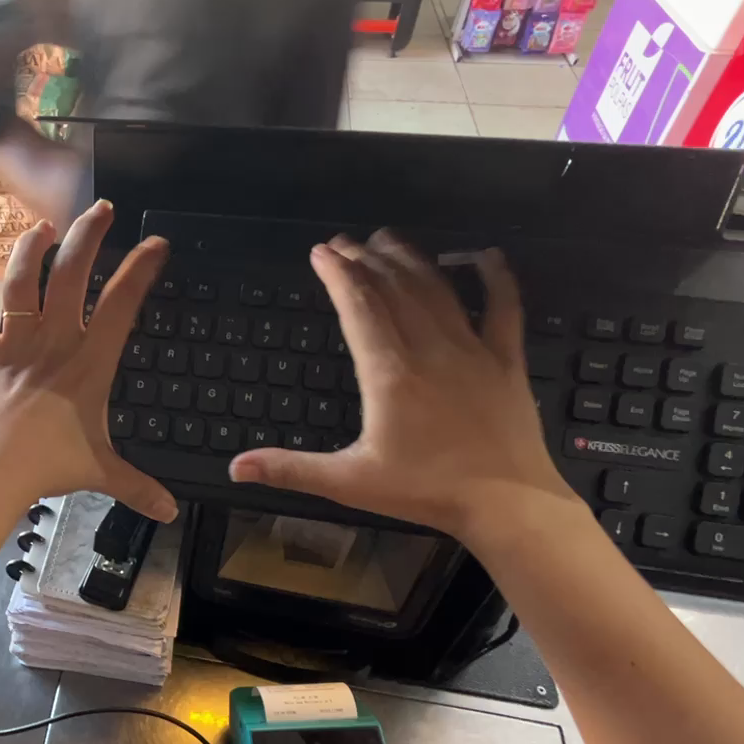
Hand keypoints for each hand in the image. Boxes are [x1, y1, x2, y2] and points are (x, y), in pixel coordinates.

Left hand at [0, 200, 177, 522]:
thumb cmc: (47, 466)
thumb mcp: (101, 471)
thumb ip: (138, 485)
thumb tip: (171, 510)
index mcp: (88, 362)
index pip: (121, 304)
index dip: (140, 269)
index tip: (155, 244)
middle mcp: (52, 341)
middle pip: (72, 274)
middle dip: (88, 235)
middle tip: (100, 210)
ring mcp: (13, 343)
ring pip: (22, 281)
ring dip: (31, 248)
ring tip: (43, 227)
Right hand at [229, 232, 576, 543]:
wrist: (508, 504)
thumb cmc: (425, 491)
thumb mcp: (348, 482)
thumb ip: (290, 469)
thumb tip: (235, 467)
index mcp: (389, 374)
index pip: (358, 308)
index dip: (337, 274)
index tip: (321, 251)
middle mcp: (429, 350)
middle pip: (393, 289)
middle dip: (365, 260)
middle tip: (344, 241)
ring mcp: (473, 351)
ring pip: (438, 290)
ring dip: (411, 260)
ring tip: (388, 239)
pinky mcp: (506, 361)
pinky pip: (505, 308)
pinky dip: (496, 277)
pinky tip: (486, 255)